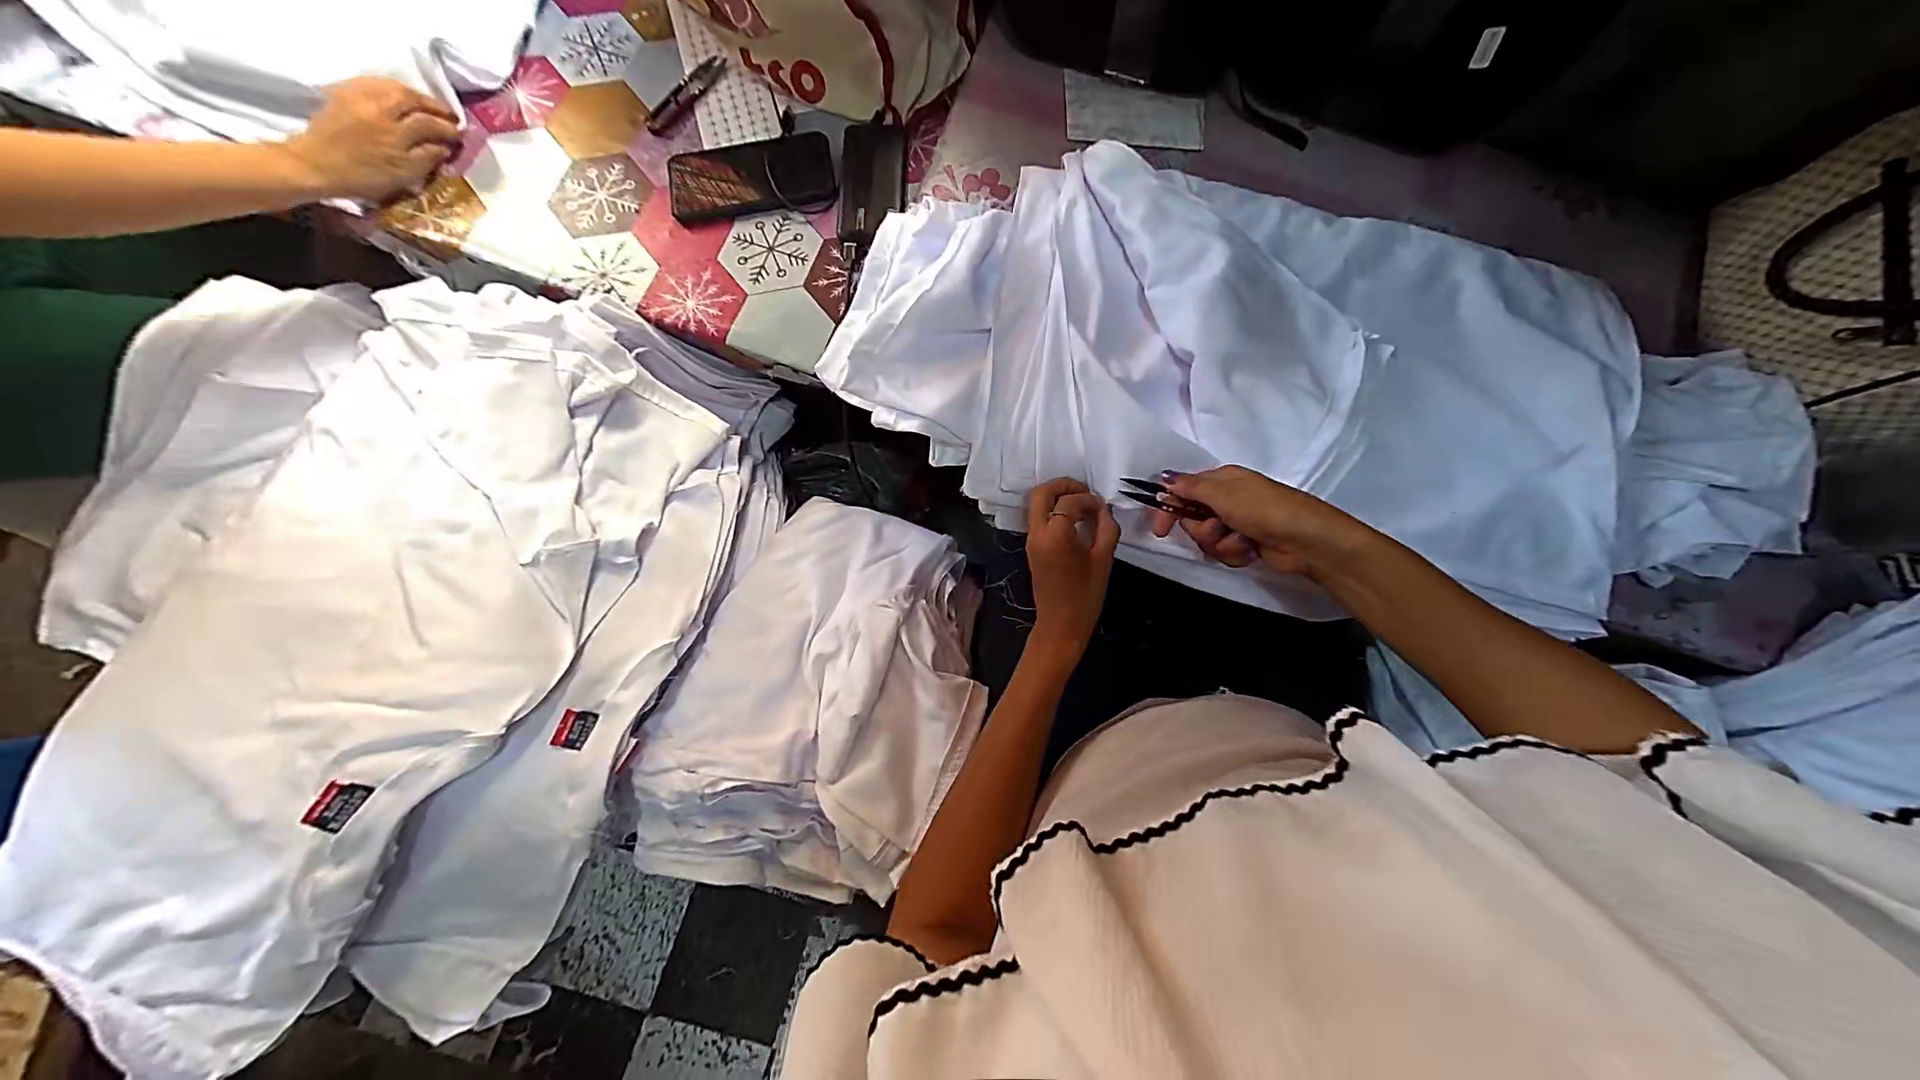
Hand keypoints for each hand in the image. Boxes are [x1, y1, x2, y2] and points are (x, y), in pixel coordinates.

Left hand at [280, 77, 459, 202]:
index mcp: (394, 132)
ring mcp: (357, 97)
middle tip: (448, 115)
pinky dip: (390, 87)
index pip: (429, 123)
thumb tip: (445, 146)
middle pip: (410, 97)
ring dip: (413, 94)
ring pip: (391, 86)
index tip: (461, 134)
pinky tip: (397, 97)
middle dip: (433, 105)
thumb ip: (427, 158)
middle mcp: (376, 109)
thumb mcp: (404, 175)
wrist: (315, 165)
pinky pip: (371, 83)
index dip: (448, 128)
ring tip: (426, 105)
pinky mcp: (343, 93)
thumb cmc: (364, 176)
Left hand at [1025, 478, 1119, 649]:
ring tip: (1083, 506)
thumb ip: (1106, 527)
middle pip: (1041, 493)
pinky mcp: (1031, 547)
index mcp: (1055, 535)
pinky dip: (1054, 511)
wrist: (1061, 624)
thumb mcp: (1104, 558)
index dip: (1089, 500)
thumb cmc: (1085, 595)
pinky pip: (1039, 518)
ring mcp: (1031, 540)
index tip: (1102, 509)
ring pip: (1037, 504)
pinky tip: (1075, 520)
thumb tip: (1103, 509)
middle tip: (1085, 491)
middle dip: (1064, 485)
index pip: (1070, 501)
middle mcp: (1037, 533)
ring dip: (1058, 497)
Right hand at [1148, 465, 1375, 578]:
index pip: (1183, 491)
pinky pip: (1223, 551)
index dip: (1169, 509)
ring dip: (1221, 543)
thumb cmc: (1265, 510)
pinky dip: (1234, 553)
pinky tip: (1251, 550)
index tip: (1160, 529)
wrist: (1307, 541)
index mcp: (1222, 480)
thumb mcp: (1224, 495)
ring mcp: (1237, 522)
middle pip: (1192, 518)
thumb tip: (1164, 477)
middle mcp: (1227, 499)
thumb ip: (1190, 488)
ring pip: (1207, 538)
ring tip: (1242, 540)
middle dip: (1203, 530)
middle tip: (1219, 528)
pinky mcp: (1245, 543)